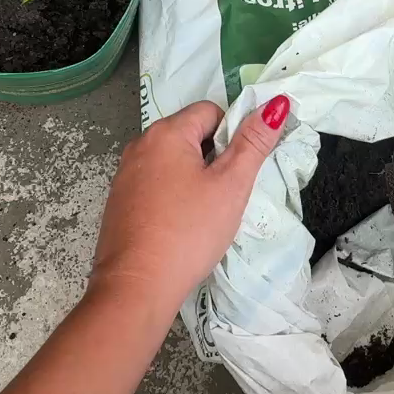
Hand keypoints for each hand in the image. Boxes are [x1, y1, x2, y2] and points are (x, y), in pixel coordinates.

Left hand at [90, 96, 290, 310]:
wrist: (136, 289)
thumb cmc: (189, 232)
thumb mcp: (231, 186)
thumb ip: (254, 142)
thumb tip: (276, 104)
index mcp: (166, 132)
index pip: (210, 111)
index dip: (232, 135)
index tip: (236, 170)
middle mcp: (140, 144)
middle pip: (190, 133)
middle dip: (212, 157)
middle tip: (224, 194)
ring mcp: (125, 173)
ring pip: (172, 160)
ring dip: (193, 177)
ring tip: (203, 213)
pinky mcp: (118, 201)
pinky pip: (154, 183)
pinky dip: (171, 195)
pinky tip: (179, 226)